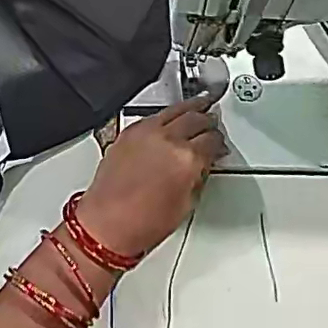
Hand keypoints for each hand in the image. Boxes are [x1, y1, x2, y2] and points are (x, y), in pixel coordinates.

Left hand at [76, 94, 227, 259]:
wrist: (107, 222)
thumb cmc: (142, 221)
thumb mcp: (186, 204)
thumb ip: (198, 176)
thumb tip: (202, 165)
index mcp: (187, 159)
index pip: (212, 140)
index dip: (219, 143)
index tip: (219, 145)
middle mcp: (167, 140)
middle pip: (196, 118)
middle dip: (208, 120)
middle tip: (213, 122)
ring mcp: (146, 133)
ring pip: (175, 109)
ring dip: (190, 107)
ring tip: (199, 104)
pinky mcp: (129, 132)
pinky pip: (153, 115)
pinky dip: (166, 115)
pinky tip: (171, 116)